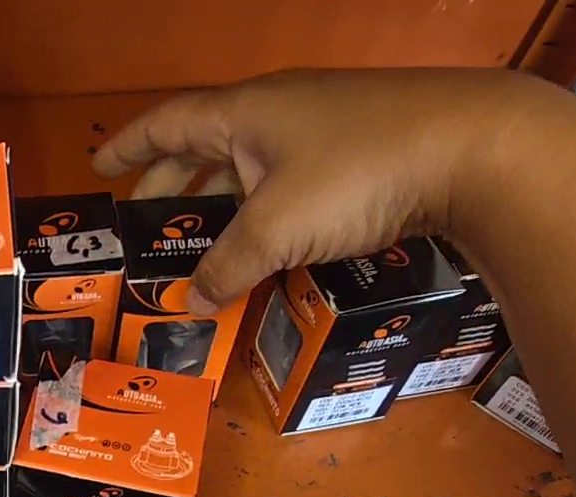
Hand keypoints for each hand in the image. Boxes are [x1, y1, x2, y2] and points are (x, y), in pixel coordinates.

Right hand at [92, 67, 575, 313]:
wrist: (477, 149)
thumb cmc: (356, 174)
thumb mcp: (275, 228)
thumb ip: (225, 267)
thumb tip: (193, 303)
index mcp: (244, 114)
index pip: (167, 124)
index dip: (129, 147)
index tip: (98, 168)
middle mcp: (275, 113)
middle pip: (202, 146)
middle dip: (166, 184)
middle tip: (144, 223)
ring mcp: (317, 131)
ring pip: (244, 167)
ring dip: (213, 204)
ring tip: (193, 244)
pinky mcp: (352, 154)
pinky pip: (279, 184)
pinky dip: (254, 214)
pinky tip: (256, 246)